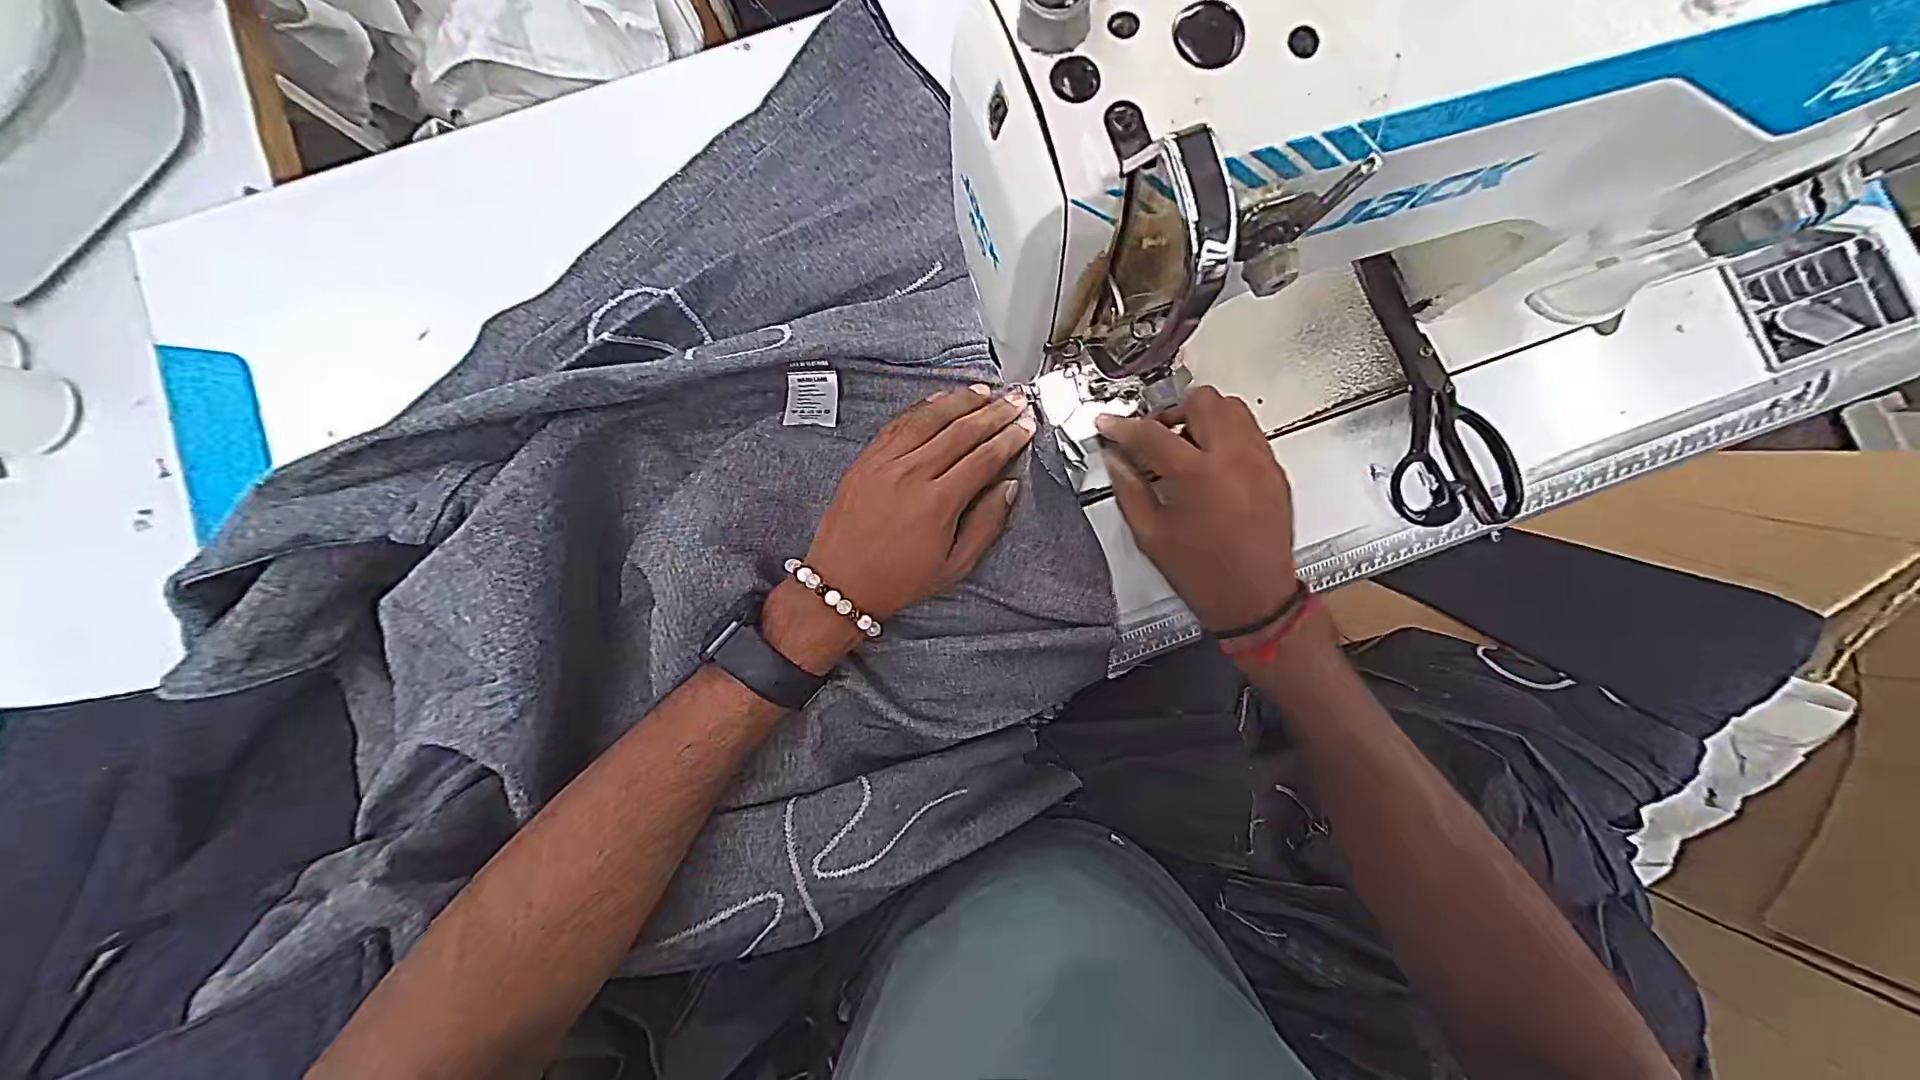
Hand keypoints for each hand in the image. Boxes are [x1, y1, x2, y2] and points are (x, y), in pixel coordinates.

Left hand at [762, 384, 1034, 672]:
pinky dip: (924, 408)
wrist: (842, 581)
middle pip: (962, 431)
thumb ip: (986, 524)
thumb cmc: (896, 578)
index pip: (984, 458)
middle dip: (994, 412)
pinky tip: (940, 400)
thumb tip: (1009, 489)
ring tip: (984, 391)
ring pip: (930, 419)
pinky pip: (900, 423)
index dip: (1009, 438)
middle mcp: (911, 475)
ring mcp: (885, 463)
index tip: (1025, 427)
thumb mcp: (954, 566)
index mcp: (937, 503)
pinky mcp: (867, 459)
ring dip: (961, 401)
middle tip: (1014, 402)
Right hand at [1095, 386, 1297, 633]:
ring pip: (1232, 407)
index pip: (1151, 432)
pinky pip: (1250, 431)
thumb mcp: (1151, 534)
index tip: (1110, 425)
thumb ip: (1129, 488)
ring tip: (1184, 443)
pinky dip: (1226, 434)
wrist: (1255, 599)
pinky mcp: (1275, 470)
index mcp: (1198, 476)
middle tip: (1154, 432)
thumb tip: (1116, 460)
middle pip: (1201, 400)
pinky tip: (1209, 460)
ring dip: (1202, 417)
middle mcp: (1235, 460)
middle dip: (1170, 411)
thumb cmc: (1208, 576)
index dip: (1122, 425)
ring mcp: (1260, 462)